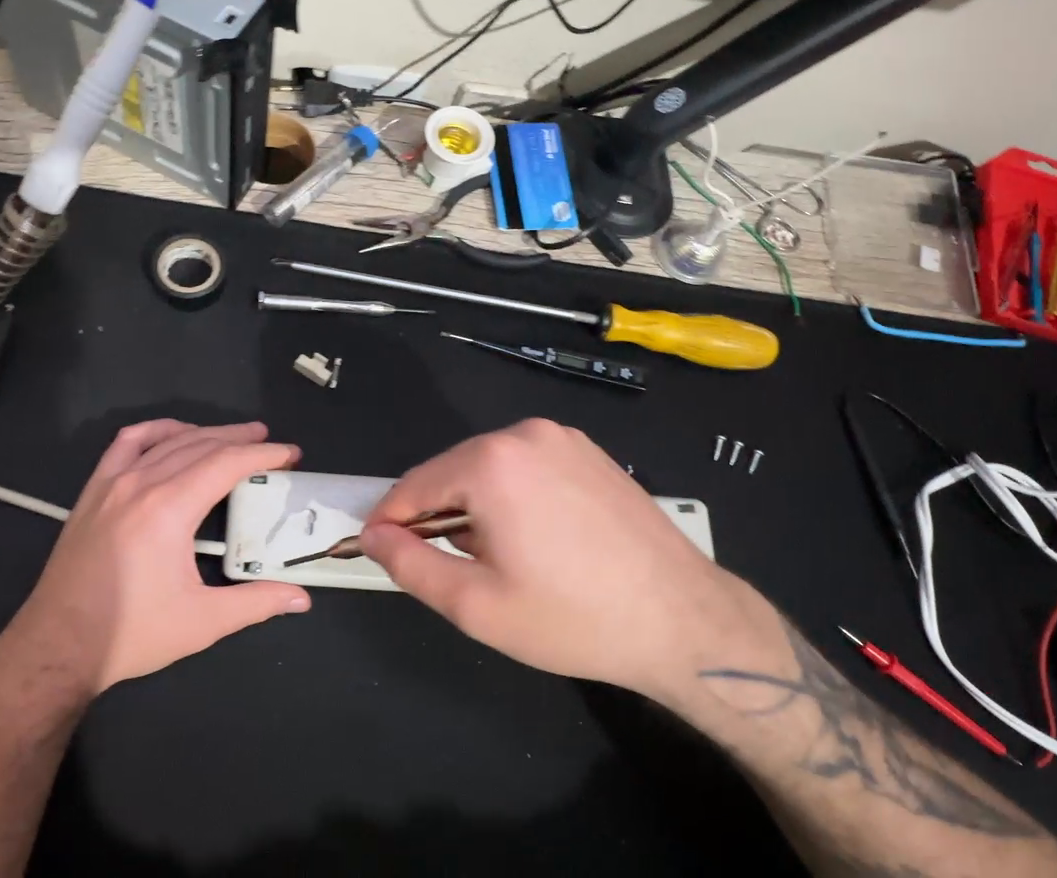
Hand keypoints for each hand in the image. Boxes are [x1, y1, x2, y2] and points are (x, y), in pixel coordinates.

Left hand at [0, 420, 311, 701]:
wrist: (58, 644)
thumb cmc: (131, 633)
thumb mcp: (202, 622)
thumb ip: (256, 603)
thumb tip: (302, 599)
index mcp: (169, 509)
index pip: (226, 463)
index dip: (262, 454)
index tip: (290, 454)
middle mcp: (140, 484)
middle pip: (199, 444)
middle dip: (240, 439)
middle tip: (271, 443)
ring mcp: (111, 483)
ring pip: (166, 441)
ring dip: (204, 433)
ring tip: (233, 436)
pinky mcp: (92, 492)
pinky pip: (125, 444)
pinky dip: (155, 432)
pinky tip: (172, 435)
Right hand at [360, 418, 765, 700]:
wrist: (685, 622)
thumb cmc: (572, 618)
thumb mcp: (475, 604)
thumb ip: (408, 565)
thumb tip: (372, 535)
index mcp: (491, 462)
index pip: (413, 485)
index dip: (391, 522)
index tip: (379, 552)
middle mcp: (525, 434)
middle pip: (452, 473)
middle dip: (441, 518)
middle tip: (460, 572)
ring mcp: (564, 438)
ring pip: (489, 470)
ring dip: (478, 509)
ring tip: (507, 562)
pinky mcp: (592, 453)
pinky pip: (527, 468)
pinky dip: (515, 499)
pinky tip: (542, 543)